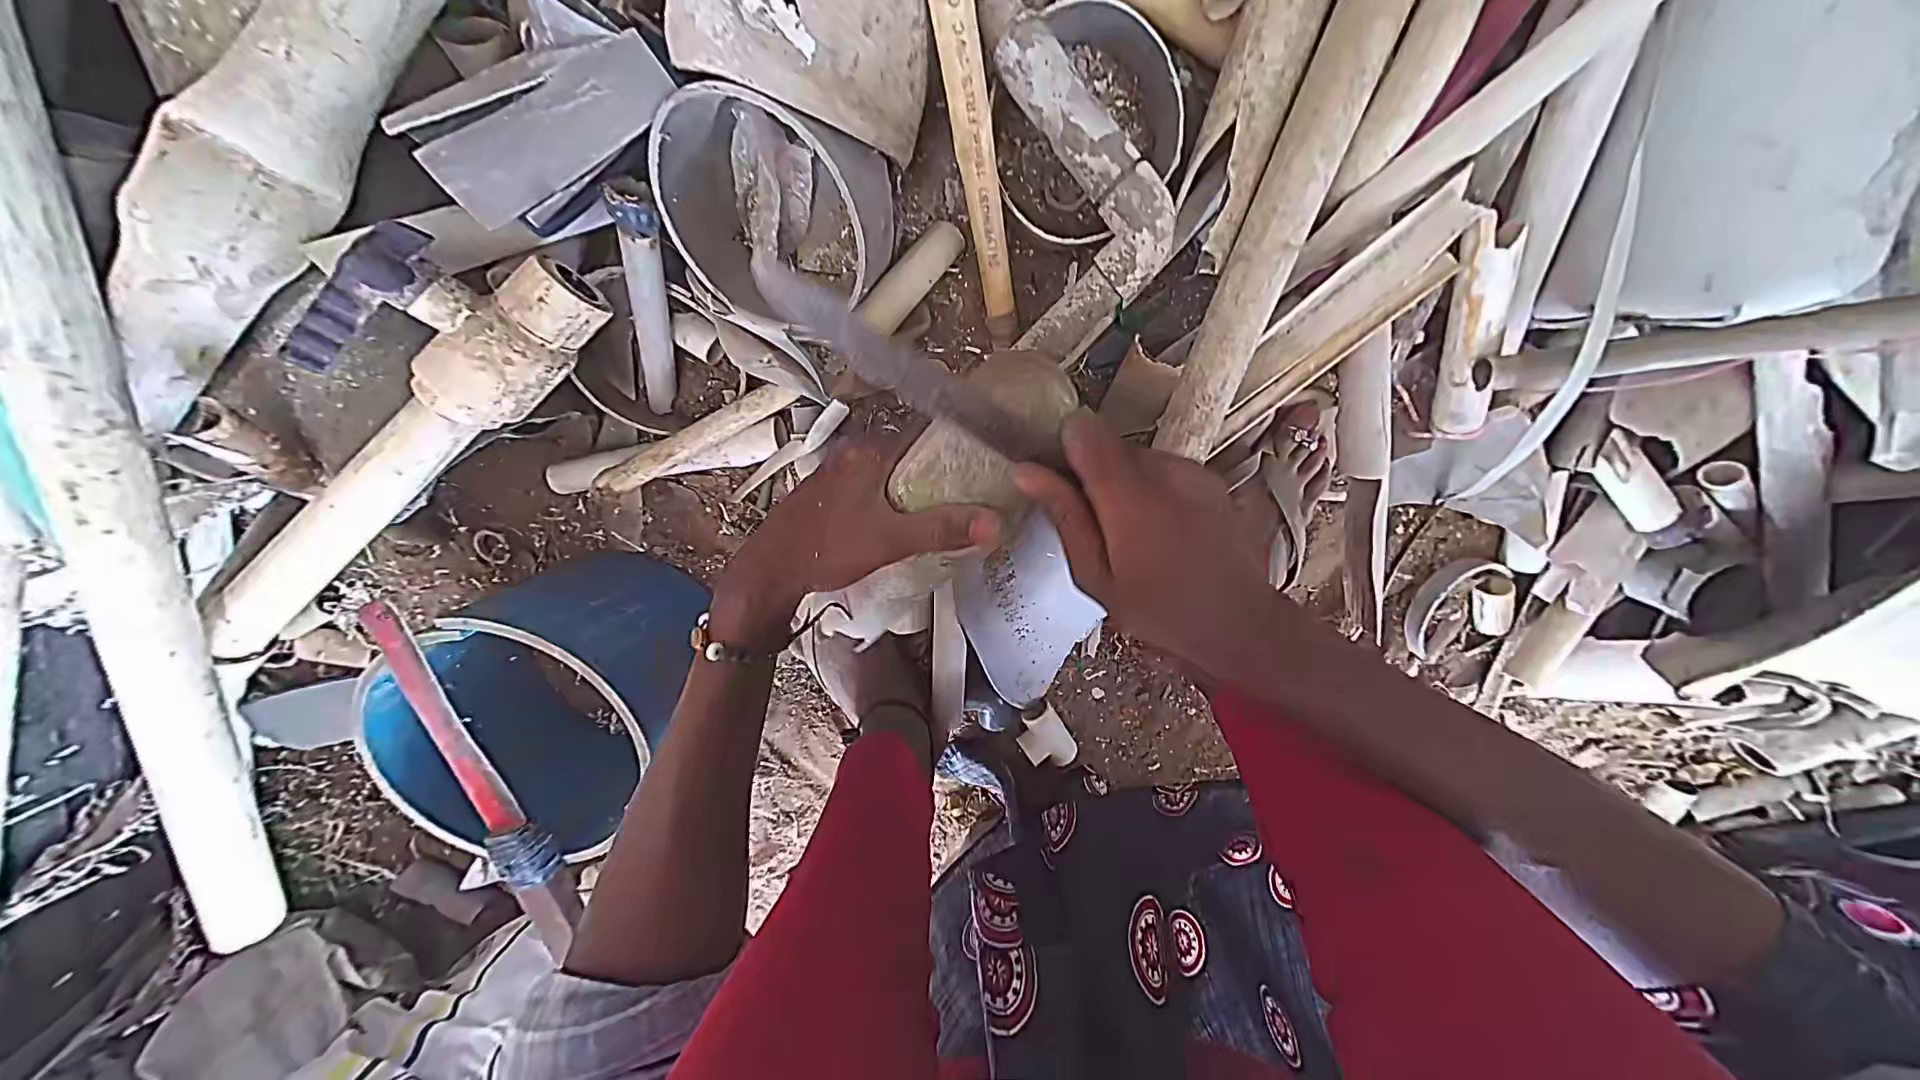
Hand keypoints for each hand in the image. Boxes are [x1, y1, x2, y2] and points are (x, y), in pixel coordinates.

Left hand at [712, 421, 1002, 645]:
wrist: (770, 574)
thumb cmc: (820, 551)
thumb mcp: (891, 540)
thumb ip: (941, 530)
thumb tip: (989, 523)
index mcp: (868, 453)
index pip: (926, 436)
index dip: (956, 450)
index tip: (981, 465)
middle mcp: (852, 456)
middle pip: (911, 457)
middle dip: (939, 476)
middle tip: (968, 497)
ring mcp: (840, 475)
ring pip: (892, 475)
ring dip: (915, 492)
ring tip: (943, 514)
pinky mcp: (833, 496)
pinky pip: (875, 491)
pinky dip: (893, 503)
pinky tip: (902, 526)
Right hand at [1013, 412, 1277, 673]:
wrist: (1240, 623)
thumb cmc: (1160, 610)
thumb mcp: (1096, 576)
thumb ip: (1064, 516)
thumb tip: (1027, 472)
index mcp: (1130, 497)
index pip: (1084, 433)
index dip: (1064, 450)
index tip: (1059, 482)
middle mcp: (1165, 471)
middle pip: (1110, 446)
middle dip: (1094, 476)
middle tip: (1096, 525)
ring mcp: (1193, 471)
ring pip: (1137, 457)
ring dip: (1124, 484)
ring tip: (1132, 533)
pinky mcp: (1211, 478)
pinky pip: (1165, 468)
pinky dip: (1153, 489)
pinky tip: (1161, 529)